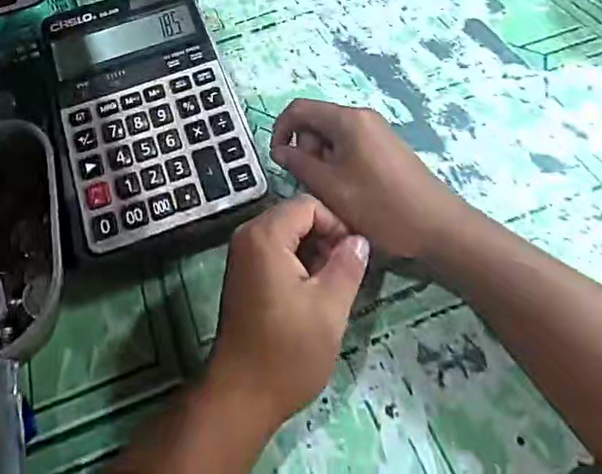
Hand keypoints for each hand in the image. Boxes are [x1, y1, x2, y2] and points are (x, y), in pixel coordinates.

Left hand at [203, 196, 368, 435]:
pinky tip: (314, 292)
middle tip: (348, 271)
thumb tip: (359, 240)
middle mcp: (248, 235)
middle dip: (325, 237)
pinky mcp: (242, 274)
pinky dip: (296, 262)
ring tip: (335, 284)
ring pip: (286, 234)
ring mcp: (242, 255)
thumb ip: (346, 266)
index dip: (337, 224)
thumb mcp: (329, 309)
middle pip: (294, 216)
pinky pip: (274, 251)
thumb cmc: (287, 351)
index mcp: (265, 235)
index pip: (308, 206)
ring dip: (312, 251)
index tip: (356, 255)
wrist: (242, 395)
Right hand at [270, 100, 465, 260]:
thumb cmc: (381, 207)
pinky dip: (340, 164)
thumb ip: (299, 164)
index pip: (299, 109)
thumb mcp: (330, 188)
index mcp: (347, 119)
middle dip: (305, 149)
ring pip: (332, 137)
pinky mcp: (386, 148)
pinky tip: (350, 192)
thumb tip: (282, 151)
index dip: (280, 130)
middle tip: (311, 183)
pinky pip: (350, 146)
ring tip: (332, 192)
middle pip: (316, 122)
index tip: (279, 160)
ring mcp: (377, 131)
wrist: (440, 228)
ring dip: (322, 160)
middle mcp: (362, 117)